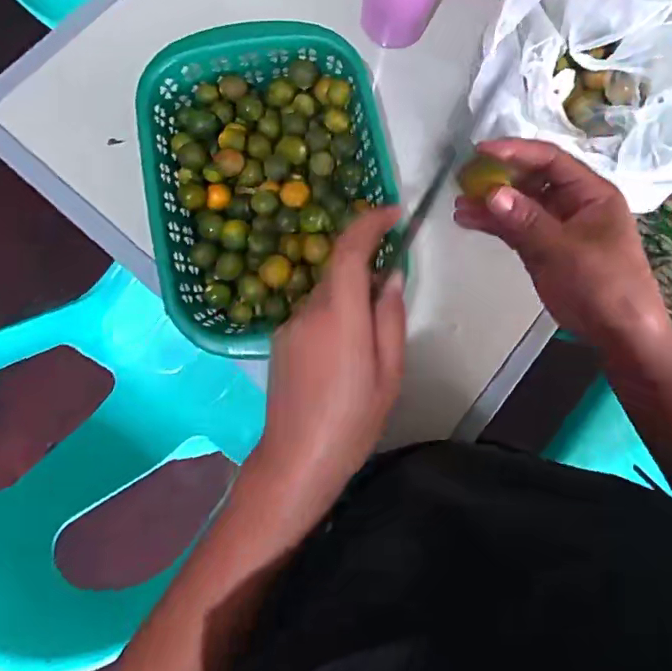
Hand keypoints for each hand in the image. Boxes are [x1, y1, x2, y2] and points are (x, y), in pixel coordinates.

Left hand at [258, 207, 406, 480]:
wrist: (296, 458)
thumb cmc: (353, 421)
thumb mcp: (389, 373)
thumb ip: (390, 318)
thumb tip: (391, 278)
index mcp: (339, 314)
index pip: (349, 251)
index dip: (369, 223)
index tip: (392, 213)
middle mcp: (308, 310)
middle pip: (337, 270)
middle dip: (365, 266)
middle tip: (391, 288)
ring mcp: (288, 324)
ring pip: (325, 294)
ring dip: (349, 299)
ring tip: (367, 345)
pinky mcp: (279, 339)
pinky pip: (312, 314)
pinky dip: (332, 317)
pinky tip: (342, 357)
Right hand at [453, 139, 671, 351]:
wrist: (618, 332)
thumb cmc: (605, 284)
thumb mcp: (565, 249)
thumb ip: (527, 220)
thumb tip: (491, 193)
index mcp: (590, 193)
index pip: (550, 160)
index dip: (516, 152)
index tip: (481, 151)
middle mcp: (571, 203)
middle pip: (530, 179)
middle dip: (497, 177)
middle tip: (464, 177)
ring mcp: (554, 226)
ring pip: (517, 204)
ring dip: (489, 202)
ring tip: (459, 203)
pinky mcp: (540, 247)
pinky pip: (512, 227)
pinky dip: (491, 223)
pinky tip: (466, 220)